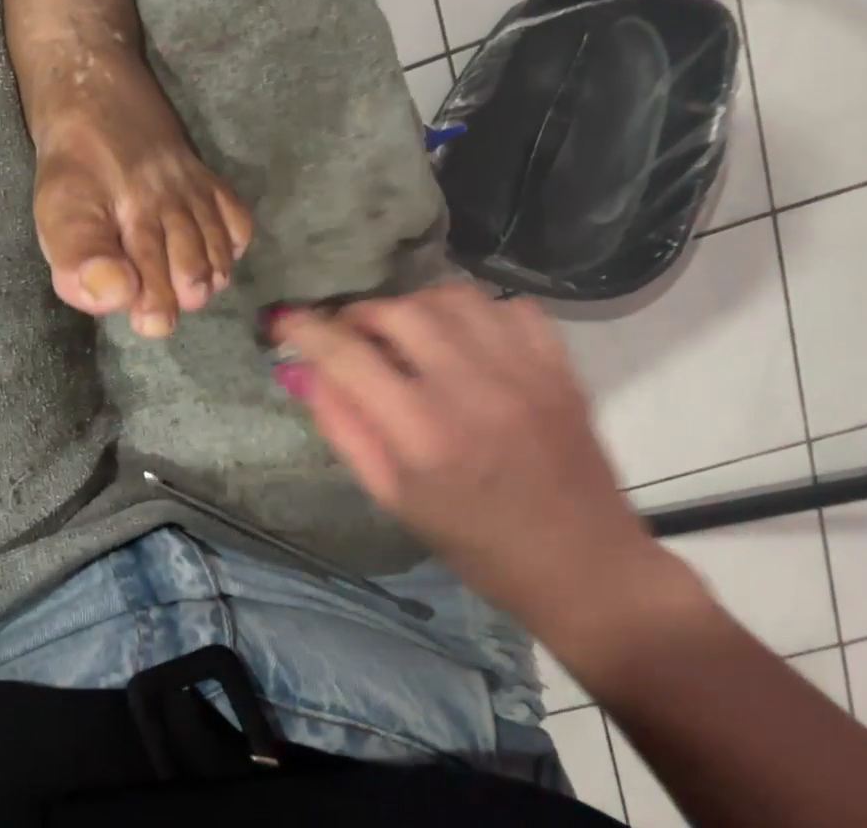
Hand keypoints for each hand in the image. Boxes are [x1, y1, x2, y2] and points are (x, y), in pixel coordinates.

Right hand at [271, 282, 672, 628]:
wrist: (585, 568)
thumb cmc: (473, 542)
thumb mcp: (390, 495)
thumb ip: (342, 426)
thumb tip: (299, 371)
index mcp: (423, 433)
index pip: (347, 356)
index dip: (304, 330)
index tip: (281, 321)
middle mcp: (473, 391)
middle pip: (397, 312)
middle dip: (357, 315)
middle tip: (346, 336)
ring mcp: (525, 374)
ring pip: (452, 298)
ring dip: (412, 307)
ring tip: (401, 333)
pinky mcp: (561, 370)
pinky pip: (510, 308)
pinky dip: (475, 312)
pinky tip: (461, 338)